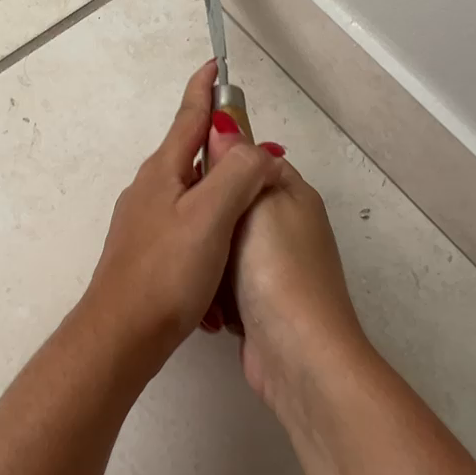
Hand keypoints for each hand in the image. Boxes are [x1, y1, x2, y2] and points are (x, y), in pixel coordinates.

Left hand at [76, 60, 279, 375]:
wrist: (121, 334)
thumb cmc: (167, 271)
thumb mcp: (210, 216)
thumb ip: (236, 174)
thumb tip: (254, 147)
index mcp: (164, 170)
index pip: (190, 115)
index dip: (206, 88)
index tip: (216, 64)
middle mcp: (151, 188)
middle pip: (192, 153)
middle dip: (224, 146)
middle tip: (259, 150)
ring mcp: (145, 221)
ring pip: (193, 192)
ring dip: (222, 192)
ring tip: (252, 207)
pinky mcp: (148, 252)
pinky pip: (188, 225)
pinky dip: (213, 229)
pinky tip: (227, 257)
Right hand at [208, 128, 366, 411]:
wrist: (298, 354)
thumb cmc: (278, 268)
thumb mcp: (259, 202)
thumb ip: (238, 163)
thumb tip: (222, 121)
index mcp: (292, 194)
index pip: (251, 161)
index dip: (219, 161)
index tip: (184, 170)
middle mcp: (286, 227)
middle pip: (232, 205)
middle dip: (206, 214)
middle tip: (176, 219)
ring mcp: (273, 269)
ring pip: (222, 245)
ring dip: (206, 256)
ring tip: (182, 258)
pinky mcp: (259, 304)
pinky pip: (224, 282)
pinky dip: (212, 290)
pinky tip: (197, 296)